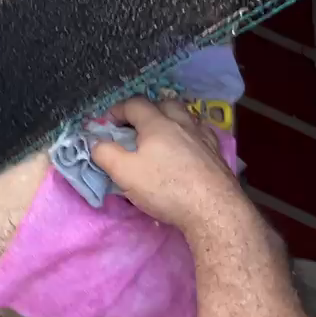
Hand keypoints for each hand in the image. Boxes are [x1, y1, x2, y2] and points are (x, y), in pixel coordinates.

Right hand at [89, 96, 246, 236]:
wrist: (215, 212)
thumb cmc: (165, 188)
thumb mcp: (122, 172)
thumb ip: (104, 152)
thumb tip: (97, 142)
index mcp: (158, 125)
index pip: (135, 104)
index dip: (116, 110)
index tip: (106, 125)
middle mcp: (184, 126)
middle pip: (165, 104)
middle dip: (147, 110)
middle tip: (135, 127)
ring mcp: (205, 140)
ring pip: (187, 117)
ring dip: (171, 120)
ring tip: (160, 136)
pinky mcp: (217, 156)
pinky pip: (202, 135)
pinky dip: (189, 135)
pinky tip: (185, 150)